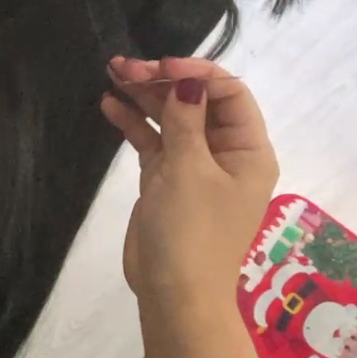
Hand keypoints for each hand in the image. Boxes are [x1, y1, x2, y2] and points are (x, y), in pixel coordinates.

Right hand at [100, 57, 277, 315]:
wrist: (174, 291)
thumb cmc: (191, 231)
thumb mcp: (188, 171)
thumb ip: (185, 122)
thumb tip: (188, 81)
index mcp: (247, 150)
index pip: (228, 94)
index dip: (196, 74)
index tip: (159, 66)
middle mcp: (223, 153)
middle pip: (196, 103)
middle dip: (162, 81)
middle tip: (123, 67)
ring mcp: (192, 166)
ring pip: (169, 120)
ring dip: (143, 98)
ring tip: (111, 75)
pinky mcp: (164, 180)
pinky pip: (151, 142)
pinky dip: (132, 124)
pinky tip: (109, 106)